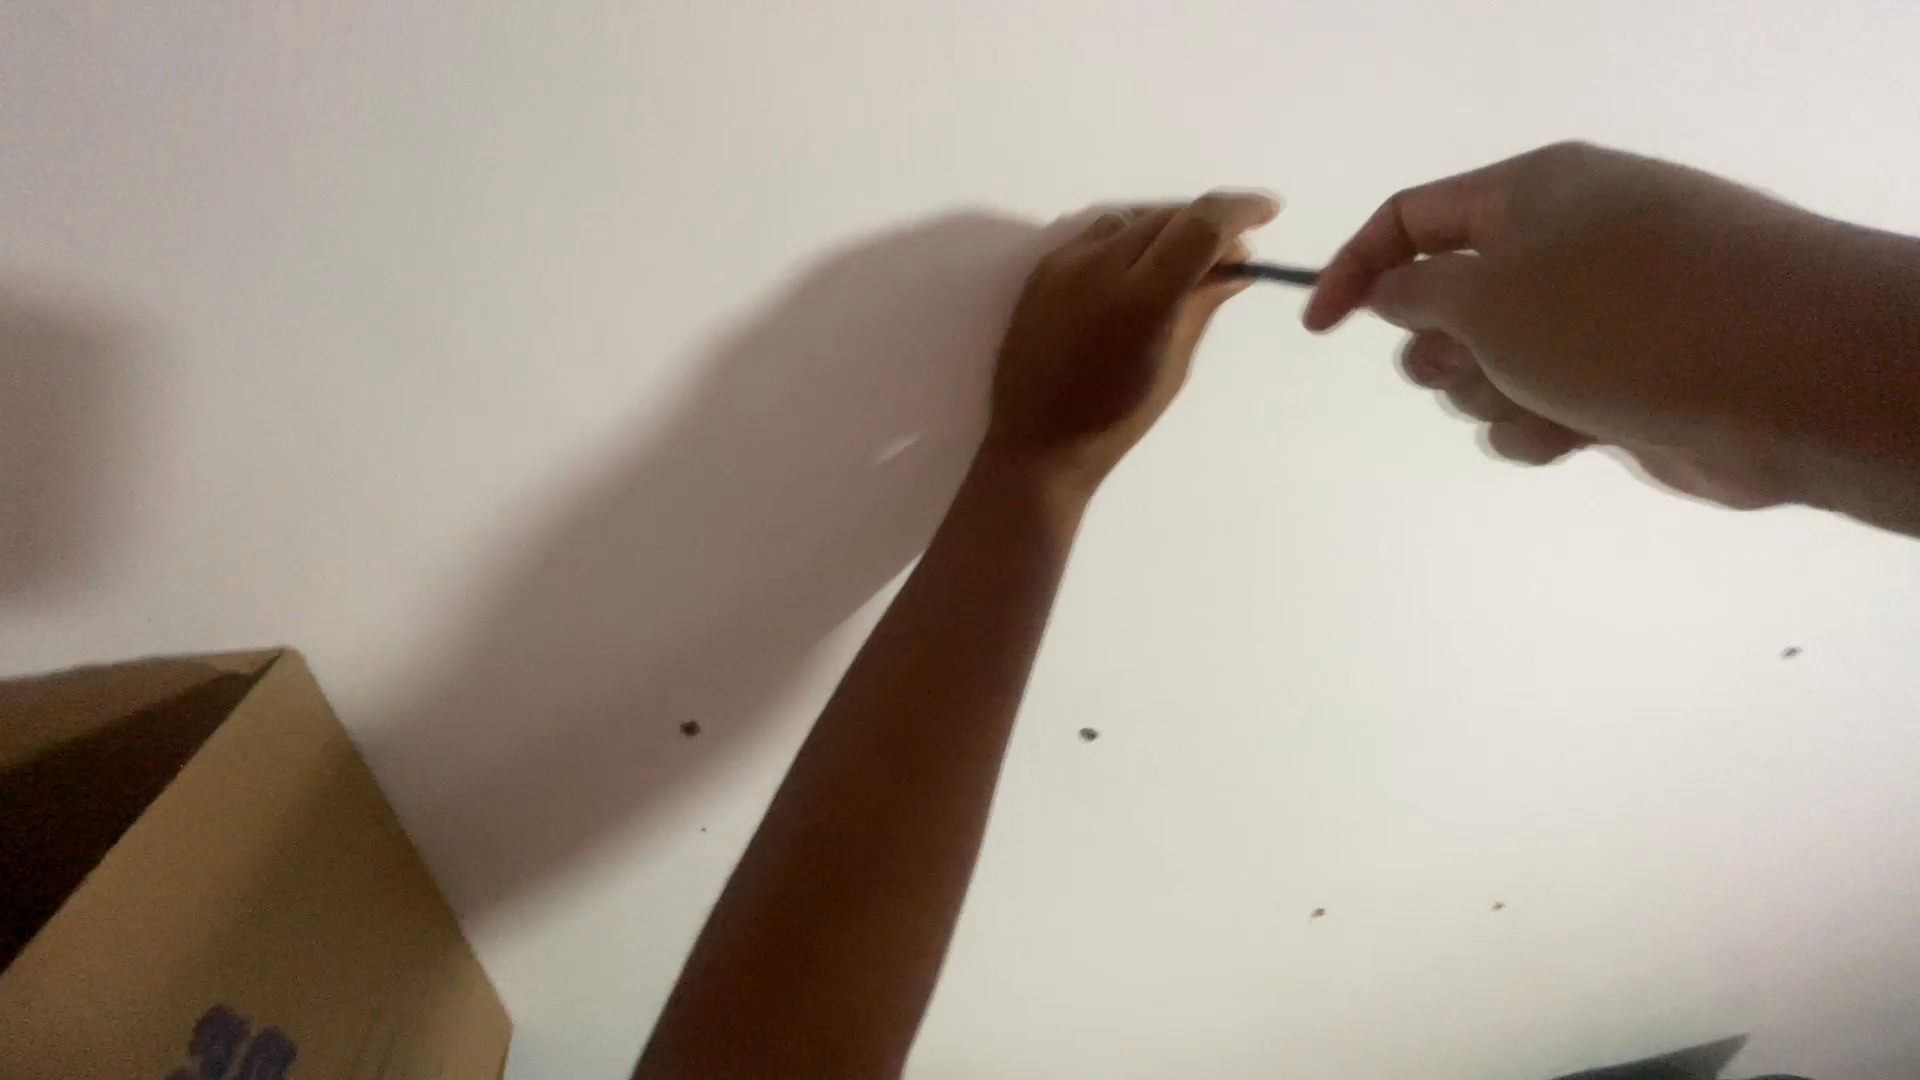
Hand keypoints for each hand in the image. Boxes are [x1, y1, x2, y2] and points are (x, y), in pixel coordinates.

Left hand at [984, 191, 1280, 489]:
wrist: (1035, 443)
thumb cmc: (1112, 423)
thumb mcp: (1172, 368)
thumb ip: (1202, 306)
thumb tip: (1236, 267)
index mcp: (1141, 299)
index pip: (1203, 225)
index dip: (1242, 210)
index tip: (1268, 213)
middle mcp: (1099, 267)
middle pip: (1170, 216)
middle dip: (1209, 225)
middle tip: (1229, 259)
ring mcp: (1064, 264)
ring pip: (1132, 219)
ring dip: (1168, 229)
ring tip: (1183, 265)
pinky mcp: (1041, 271)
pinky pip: (1097, 236)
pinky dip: (1129, 241)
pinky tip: (1138, 271)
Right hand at [1305, 141, 1878, 509]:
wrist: (1793, 385)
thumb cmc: (1621, 318)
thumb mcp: (1487, 292)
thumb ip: (1412, 291)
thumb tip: (1388, 290)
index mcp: (1529, 200)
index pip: (1407, 221)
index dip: (1353, 269)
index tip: (1318, 328)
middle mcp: (1554, 251)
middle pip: (1435, 306)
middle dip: (1439, 348)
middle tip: (1477, 357)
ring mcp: (1583, 319)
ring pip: (1474, 370)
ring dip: (1489, 393)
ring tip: (1545, 395)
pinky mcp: (1604, 380)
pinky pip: (1522, 411)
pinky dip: (1533, 426)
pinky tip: (1577, 427)